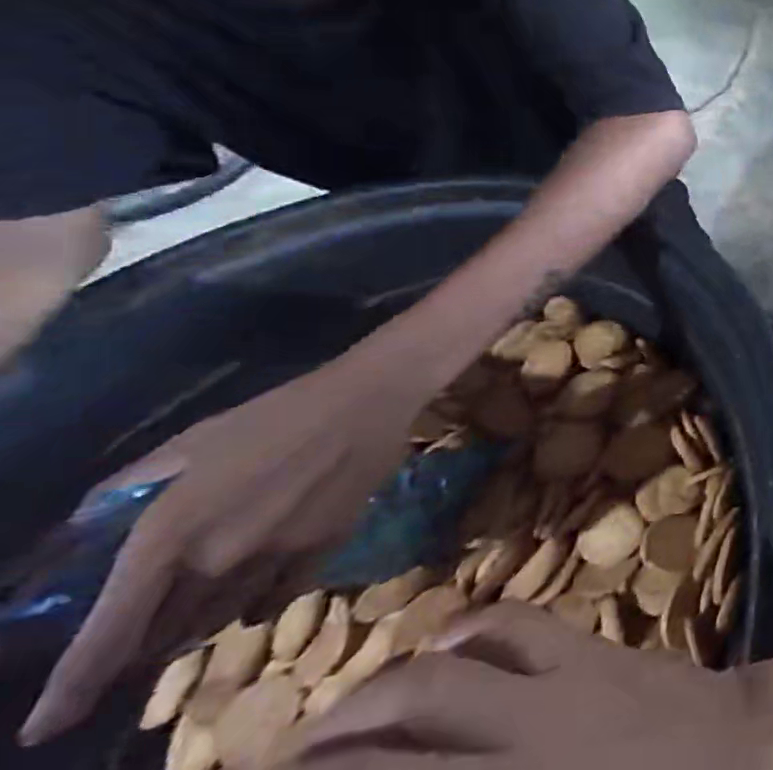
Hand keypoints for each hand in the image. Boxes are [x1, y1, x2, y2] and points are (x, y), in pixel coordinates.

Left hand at [20, 355, 424, 744]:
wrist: (369, 400)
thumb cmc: (275, 413)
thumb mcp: (192, 440)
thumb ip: (135, 485)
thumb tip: (92, 525)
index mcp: (169, 533)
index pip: (107, 632)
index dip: (72, 686)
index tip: (47, 727)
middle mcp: (219, 558)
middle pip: (167, 630)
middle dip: (145, 643)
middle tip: (142, 636)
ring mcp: (279, 555)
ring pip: (224, 617)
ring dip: (200, 624)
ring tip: (194, 618)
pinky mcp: (326, 547)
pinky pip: (280, 596)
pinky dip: (258, 606)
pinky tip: (254, 602)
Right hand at [280, 604, 763, 769]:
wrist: (747, 754)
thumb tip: (437, 761)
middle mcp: (516, 752)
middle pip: (381, 756)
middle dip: (313, 761)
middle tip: (273, 768)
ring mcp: (553, 690)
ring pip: (436, 676)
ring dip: (370, 695)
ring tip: (336, 721)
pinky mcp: (588, 648)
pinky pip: (513, 626)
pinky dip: (464, 633)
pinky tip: (443, 651)